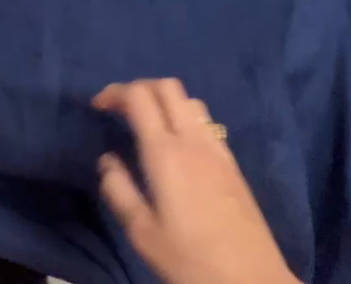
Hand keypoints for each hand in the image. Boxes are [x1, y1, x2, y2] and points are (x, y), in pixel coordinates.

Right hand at [94, 79, 297, 283]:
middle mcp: (192, 139)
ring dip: (164, 100)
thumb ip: (119, 191)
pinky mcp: (232, 162)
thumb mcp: (143, 234)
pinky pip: (205, 121)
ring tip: (148, 123)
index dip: (115, 92)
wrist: (252, 282)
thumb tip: (106, 159)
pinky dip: (185, 117)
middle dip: (140, 87)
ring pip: (189, 100)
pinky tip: (179, 145)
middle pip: (167, 86)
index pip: (139, 97)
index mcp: (165, 153)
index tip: (99, 106)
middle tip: (121, 109)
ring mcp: (216, 148)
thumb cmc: (191, 262)